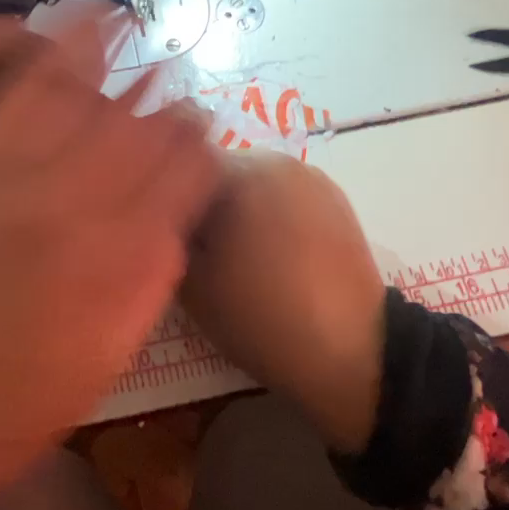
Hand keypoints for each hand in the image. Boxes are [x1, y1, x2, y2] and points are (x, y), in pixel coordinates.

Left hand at [0, 15, 218, 509]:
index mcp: (95, 251)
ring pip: (32, 82)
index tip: (197, 117)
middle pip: (108, 116)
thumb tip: (171, 218)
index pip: (164, 170)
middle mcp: (39, 196)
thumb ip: (144, 286)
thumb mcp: (98, 364)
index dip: (190, 136)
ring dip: (76, 41)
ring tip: (101, 13)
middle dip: (144, 78)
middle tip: (160, 54)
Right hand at [182, 151, 386, 451]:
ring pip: (252, 180)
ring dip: (235, 206)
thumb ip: (167, 236)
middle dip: (201, 199)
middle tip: (190, 243)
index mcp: (238, 171)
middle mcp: (275, 159)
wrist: (351, 350)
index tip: (157, 228)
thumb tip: (160, 216)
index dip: (162, 195)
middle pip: (218, 168)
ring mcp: (309, 176)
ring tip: (230, 251)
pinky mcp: (334, 198)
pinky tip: (267, 252)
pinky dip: (267, 213)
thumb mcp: (191, 283)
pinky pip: (283, 194)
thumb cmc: (261, 316)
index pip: (179, 164)